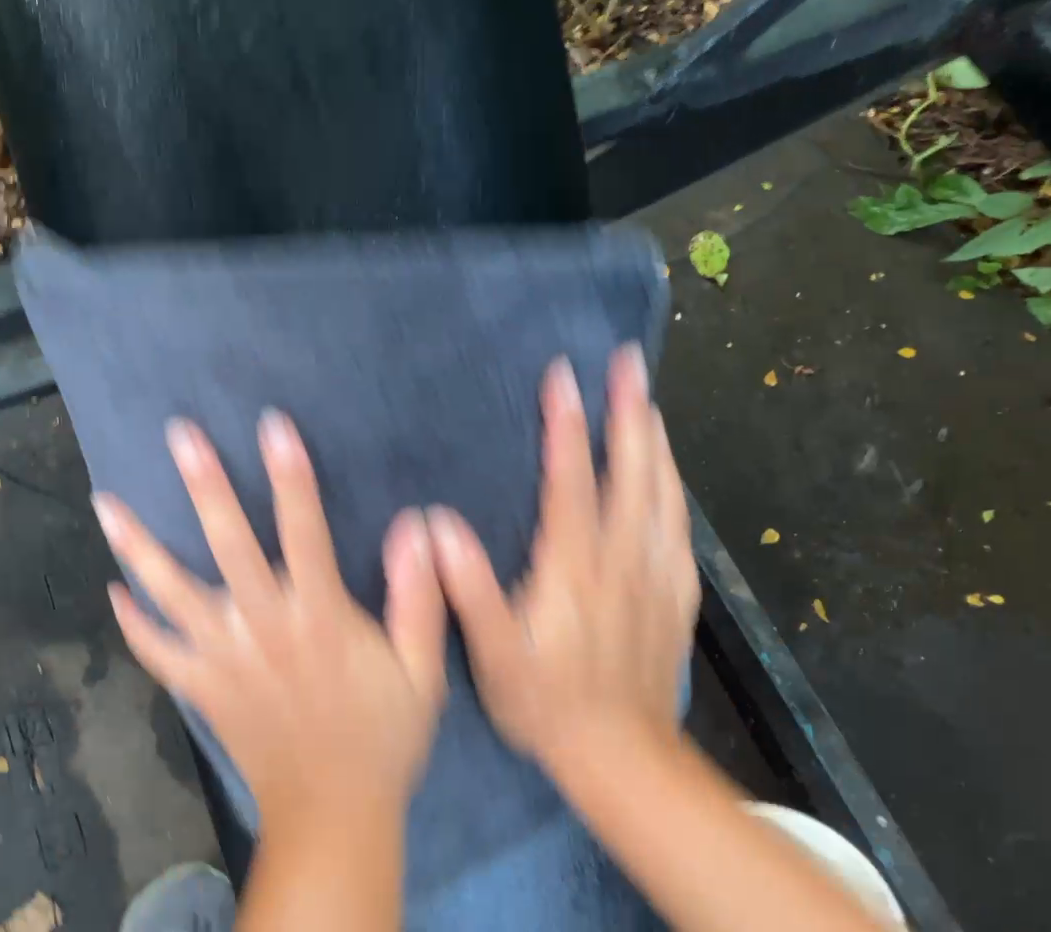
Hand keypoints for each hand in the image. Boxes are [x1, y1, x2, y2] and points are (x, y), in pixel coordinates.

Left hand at [96, 410, 449, 823]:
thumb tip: (417, 525)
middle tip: (178, 434)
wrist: (333, 813)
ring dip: (138, 545)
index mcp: (318, 616)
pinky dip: (133, 623)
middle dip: (204, 485)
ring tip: (106, 502)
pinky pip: (156, 650)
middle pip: (229, 543)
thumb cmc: (382, 736)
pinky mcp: (198, 686)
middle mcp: (263, 626)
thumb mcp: (421, 671)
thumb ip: (419, 598)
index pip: (304, 530)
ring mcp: (222, 656)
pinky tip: (112, 591)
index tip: (271, 424)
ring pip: (171, 590)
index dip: (289, 475)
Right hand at [395, 345, 698, 768]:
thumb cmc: (543, 701)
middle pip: (633, 474)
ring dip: (656, 440)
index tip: (563, 377)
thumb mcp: (492, 653)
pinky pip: (679, 527)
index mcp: (575, 568)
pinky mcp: (674, 597)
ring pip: (664, 494)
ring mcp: (656, 578)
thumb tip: (439, 524)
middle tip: (626, 362)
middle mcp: (623, 561)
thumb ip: (469, 588)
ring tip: (647, 399)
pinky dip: (674, 487)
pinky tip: (668, 472)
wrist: (620, 757)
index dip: (567, 426)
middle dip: (629, 412)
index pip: (572, 481)